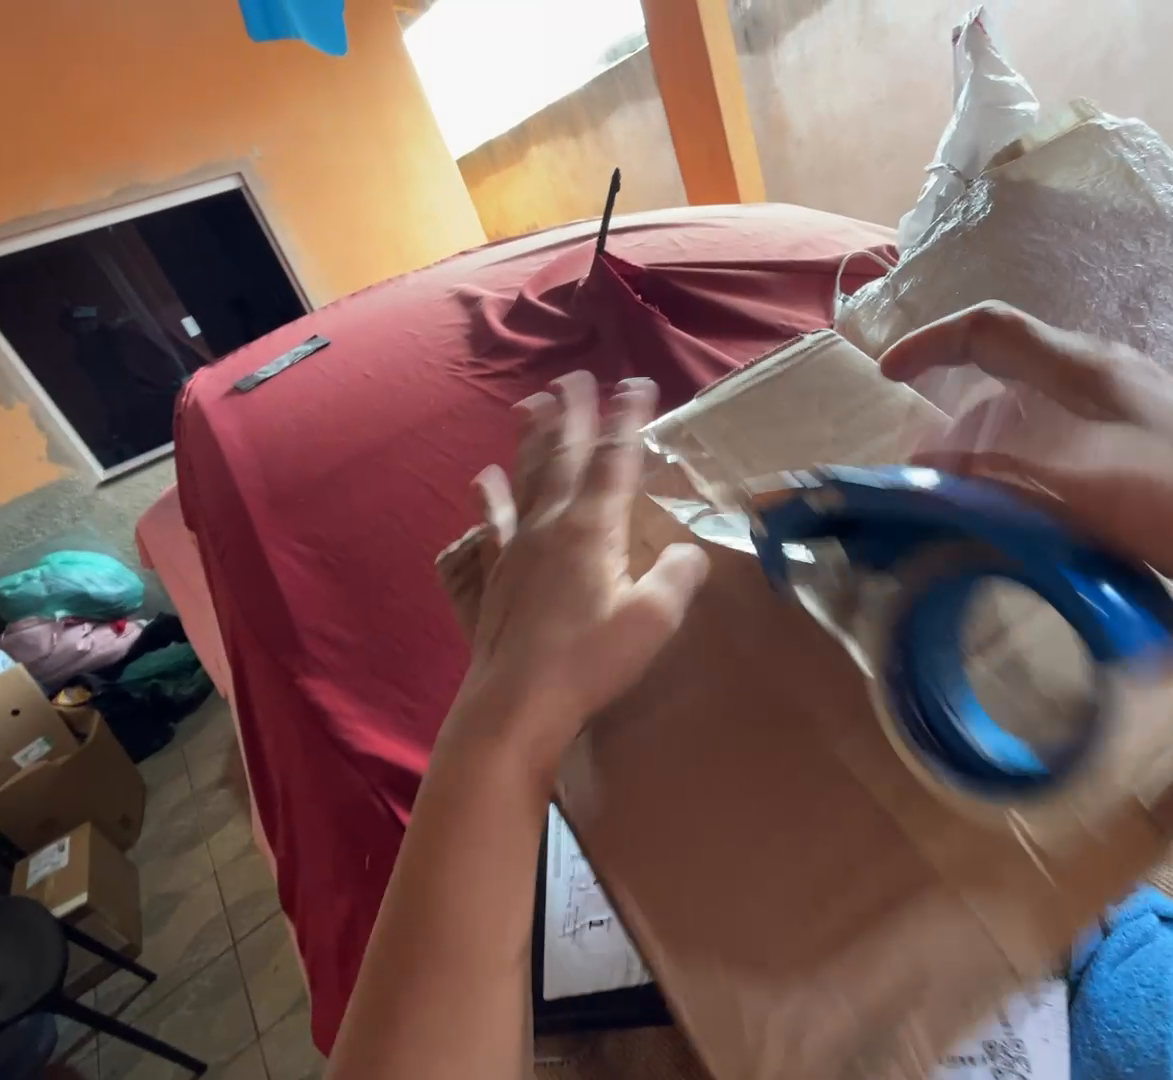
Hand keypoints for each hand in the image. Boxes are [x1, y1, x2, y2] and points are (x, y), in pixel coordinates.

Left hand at [449, 371, 709, 781]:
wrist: (517, 703)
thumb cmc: (591, 662)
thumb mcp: (653, 621)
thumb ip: (677, 577)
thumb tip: (690, 550)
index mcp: (594, 530)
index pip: (615, 460)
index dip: (627, 419)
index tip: (636, 384)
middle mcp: (553, 524)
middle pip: (565, 455)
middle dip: (575, 413)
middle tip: (576, 375)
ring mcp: (518, 546)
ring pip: (527, 477)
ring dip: (533, 438)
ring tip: (531, 403)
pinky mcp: (497, 571)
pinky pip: (493, 521)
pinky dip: (490, 496)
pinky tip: (483, 478)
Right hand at [879, 302, 1172, 606]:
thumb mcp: (1086, 483)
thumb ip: (1001, 470)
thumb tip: (924, 464)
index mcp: (1083, 370)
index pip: (990, 329)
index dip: (931, 342)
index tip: (887, 375)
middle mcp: (1095, 382)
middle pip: (1000, 377)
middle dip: (949, 417)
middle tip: (924, 473)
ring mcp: (1116, 418)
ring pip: (1023, 419)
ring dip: (980, 452)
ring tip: (959, 500)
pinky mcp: (1129, 455)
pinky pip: (1047, 450)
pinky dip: (1012, 472)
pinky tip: (1011, 512)